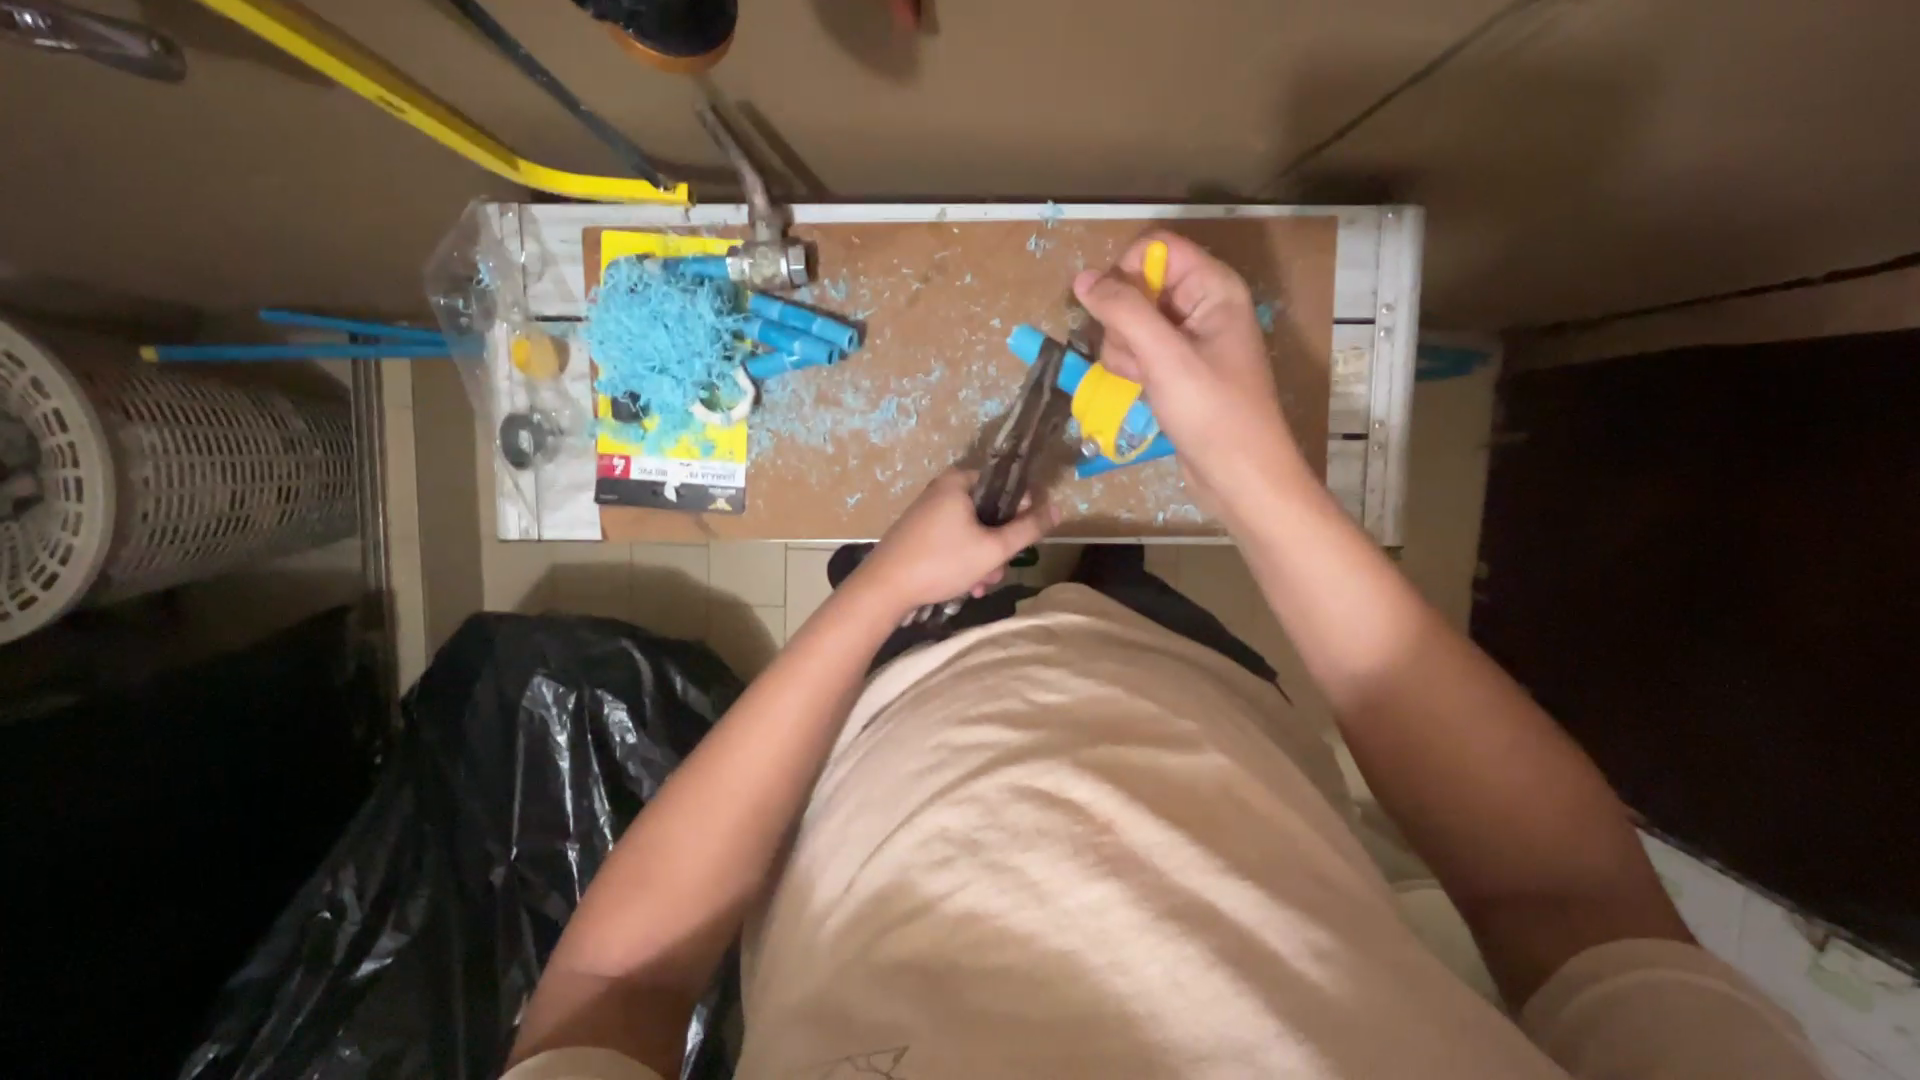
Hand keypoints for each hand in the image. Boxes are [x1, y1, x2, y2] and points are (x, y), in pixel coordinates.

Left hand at [848, 469, 1056, 613]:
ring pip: (972, 532)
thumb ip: (1028, 529)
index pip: (1006, 485)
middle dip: (998, 546)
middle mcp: (941, 490)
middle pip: (989, 512)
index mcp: (959, 482)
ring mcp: (927, 512)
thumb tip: (1057, 509)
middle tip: (996, 572)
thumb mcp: (993, 549)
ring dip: (982, 559)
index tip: (1022, 539)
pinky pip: (953, 540)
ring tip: (979, 586)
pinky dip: (963, 561)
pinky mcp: (918, 533)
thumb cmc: (942, 562)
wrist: (884, 588)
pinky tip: (965, 587)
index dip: (1022, 510)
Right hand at [1071, 231, 1310, 520]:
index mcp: (1213, 288)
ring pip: (1129, 322)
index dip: (1127, 272)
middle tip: (1139, 354)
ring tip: (1144, 379)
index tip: (1114, 309)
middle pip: (1137, 285)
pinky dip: (1131, 368)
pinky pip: (1137, 351)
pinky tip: (1143, 390)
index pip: (1156, 249)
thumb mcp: (1164, 356)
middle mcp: (1202, 306)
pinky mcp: (1176, 369)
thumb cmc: (1212, 412)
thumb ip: (1122, 310)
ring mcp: (1188, 340)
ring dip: (1123, 350)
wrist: (1239, 475)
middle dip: (1123, 320)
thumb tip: (1082, 279)